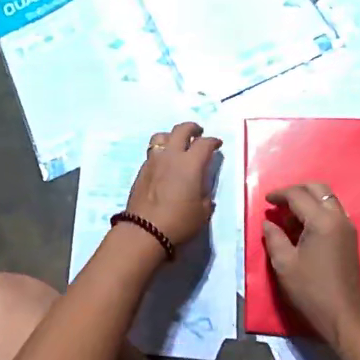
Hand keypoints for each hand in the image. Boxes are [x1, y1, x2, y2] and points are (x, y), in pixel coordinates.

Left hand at [124, 122, 221, 249]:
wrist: (144, 231)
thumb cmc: (179, 221)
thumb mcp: (203, 210)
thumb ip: (205, 192)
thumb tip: (201, 186)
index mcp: (191, 163)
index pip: (205, 143)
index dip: (213, 141)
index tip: (217, 145)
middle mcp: (171, 156)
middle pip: (181, 130)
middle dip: (192, 128)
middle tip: (198, 132)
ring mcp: (154, 161)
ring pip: (161, 136)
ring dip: (172, 136)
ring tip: (177, 143)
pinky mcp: (141, 170)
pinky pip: (153, 152)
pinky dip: (161, 151)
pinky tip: (165, 163)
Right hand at [261, 183, 359, 345]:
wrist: (344, 315)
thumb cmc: (311, 290)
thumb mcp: (284, 264)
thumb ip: (274, 238)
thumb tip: (269, 223)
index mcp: (322, 220)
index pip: (298, 195)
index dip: (280, 194)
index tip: (266, 200)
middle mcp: (338, 217)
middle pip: (318, 189)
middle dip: (296, 191)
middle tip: (278, 203)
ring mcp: (347, 226)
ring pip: (327, 199)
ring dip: (308, 200)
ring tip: (288, 217)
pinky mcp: (350, 237)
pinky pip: (332, 212)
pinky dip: (317, 211)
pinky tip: (303, 228)